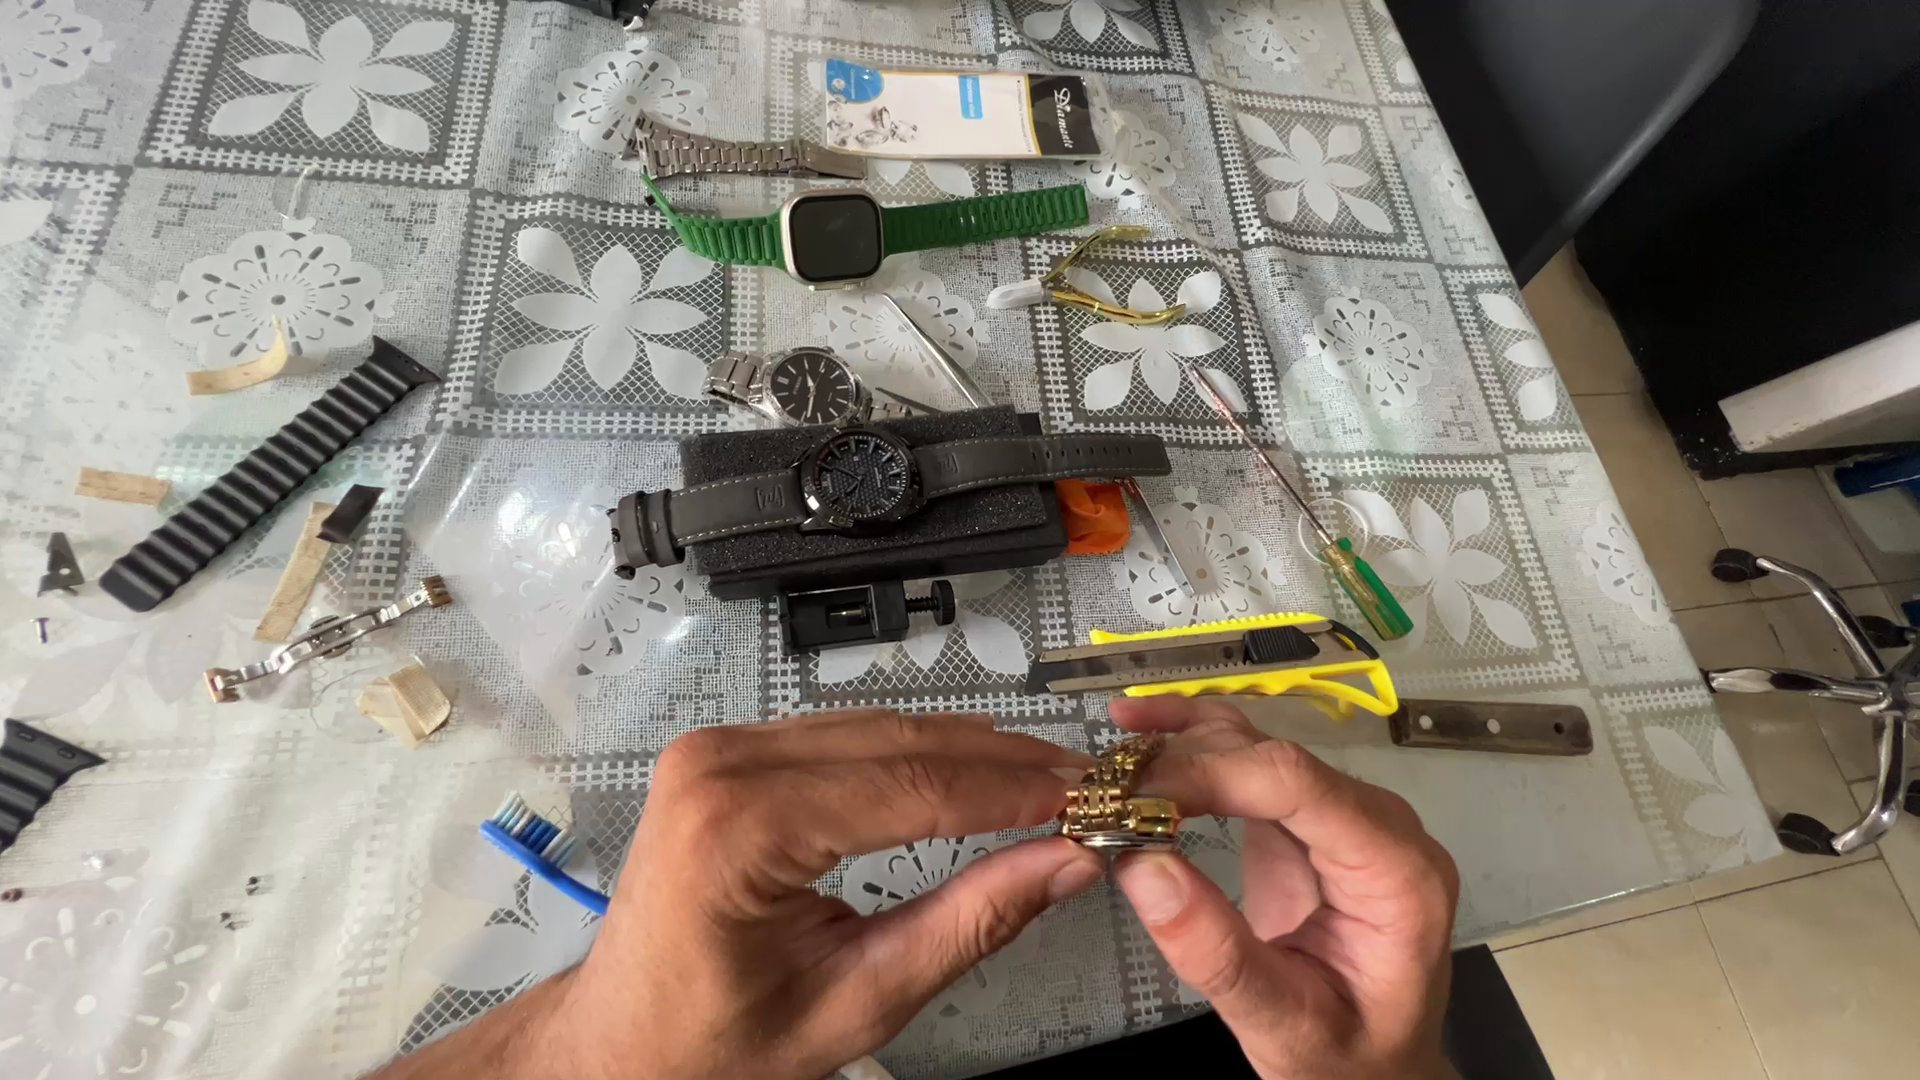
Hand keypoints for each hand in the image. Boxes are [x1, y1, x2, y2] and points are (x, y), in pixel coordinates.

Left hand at [527, 711, 1103, 1079]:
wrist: (618, 1041)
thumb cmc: (718, 1045)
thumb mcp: (854, 1002)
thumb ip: (968, 923)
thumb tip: (1065, 862)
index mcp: (739, 829)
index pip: (909, 788)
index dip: (1008, 789)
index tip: (1082, 793)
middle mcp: (724, 761)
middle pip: (897, 741)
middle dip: (997, 760)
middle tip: (1074, 777)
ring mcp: (722, 744)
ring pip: (877, 725)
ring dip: (962, 747)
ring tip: (1037, 770)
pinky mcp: (731, 746)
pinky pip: (844, 732)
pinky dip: (914, 747)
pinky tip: (964, 759)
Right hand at [1108, 697, 1459, 1079]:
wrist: (1374, 1069)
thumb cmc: (1344, 1058)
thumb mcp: (1282, 1027)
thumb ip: (1217, 952)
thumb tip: (1140, 861)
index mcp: (1393, 868)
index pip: (1293, 782)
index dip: (1207, 773)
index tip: (1133, 796)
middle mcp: (1372, 818)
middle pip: (1265, 755)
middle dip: (1180, 763)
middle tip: (1105, 792)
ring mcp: (1336, 805)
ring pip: (1248, 741)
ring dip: (1175, 741)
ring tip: (1111, 763)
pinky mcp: (1299, 807)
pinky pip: (1240, 753)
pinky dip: (1187, 736)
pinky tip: (1140, 725)